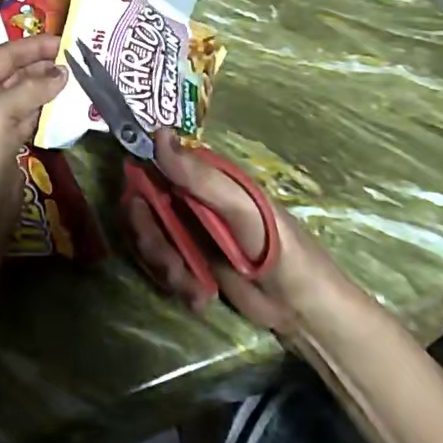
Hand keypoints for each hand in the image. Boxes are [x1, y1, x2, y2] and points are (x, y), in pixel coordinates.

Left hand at [0, 35, 66, 230]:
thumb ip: (30, 89)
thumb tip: (63, 72)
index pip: (3, 56)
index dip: (32, 46)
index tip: (65, 40)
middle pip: (14, 72)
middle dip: (42, 64)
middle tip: (78, 57)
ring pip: (24, 93)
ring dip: (48, 85)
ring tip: (79, 75)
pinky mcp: (9, 142)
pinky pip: (30, 115)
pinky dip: (48, 107)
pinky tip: (68, 101)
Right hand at [126, 129, 337, 332]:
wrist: (304, 309)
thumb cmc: (280, 248)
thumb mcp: (241, 207)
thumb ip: (199, 175)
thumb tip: (158, 133)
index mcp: (201, 176)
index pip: (152, 166)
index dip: (137, 185)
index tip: (138, 209)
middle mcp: (187, 198)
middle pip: (140, 207)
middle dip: (149, 238)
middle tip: (170, 262)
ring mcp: (186, 232)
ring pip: (147, 239)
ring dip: (164, 266)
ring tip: (194, 287)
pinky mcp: (188, 263)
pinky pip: (160, 267)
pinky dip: (176, 284)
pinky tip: (201, 296)